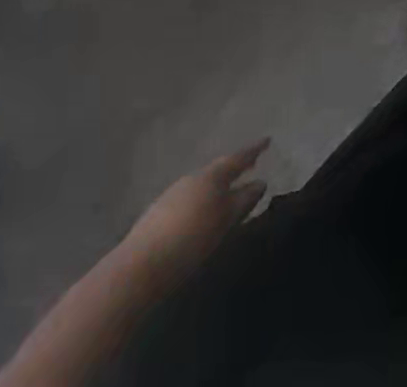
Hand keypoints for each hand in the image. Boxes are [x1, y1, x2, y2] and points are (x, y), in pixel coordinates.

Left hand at [115, 139, 268, 283]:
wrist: (139, 267)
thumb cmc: (193, 237)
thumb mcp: (227, 219)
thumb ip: (246, 199)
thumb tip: (260, 183)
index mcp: (211, 176)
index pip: (238, 158)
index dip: (254, 150)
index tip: (267, 140)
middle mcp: (192, 179)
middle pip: (218, 168)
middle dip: (235, 166)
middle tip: (251, 163)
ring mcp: (172, 195)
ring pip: (202, 183)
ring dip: (218, 183)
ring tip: (230, 190)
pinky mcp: (158, 213)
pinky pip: (190, 196)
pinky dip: (203, 198)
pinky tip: (204, 211)